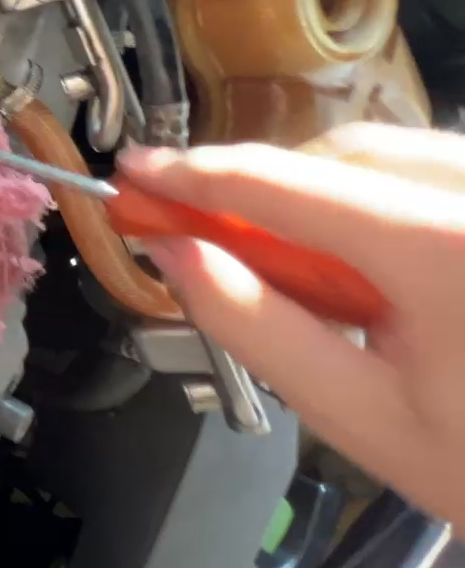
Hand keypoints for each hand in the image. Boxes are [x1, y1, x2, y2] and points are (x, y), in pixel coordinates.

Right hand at [120, 124, 464, 528]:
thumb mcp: (360, 415)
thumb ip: (247, 321)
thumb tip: (171, 249)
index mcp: (453, 251)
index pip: (281, 185)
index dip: (190, 174)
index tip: (134, 172)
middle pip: (350, 153)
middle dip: (270, 185)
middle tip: (220, 233)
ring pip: (408, 156)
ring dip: (335, 191)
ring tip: (327, 266)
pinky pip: (454, 178)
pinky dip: (397, 199)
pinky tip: (396, 263)